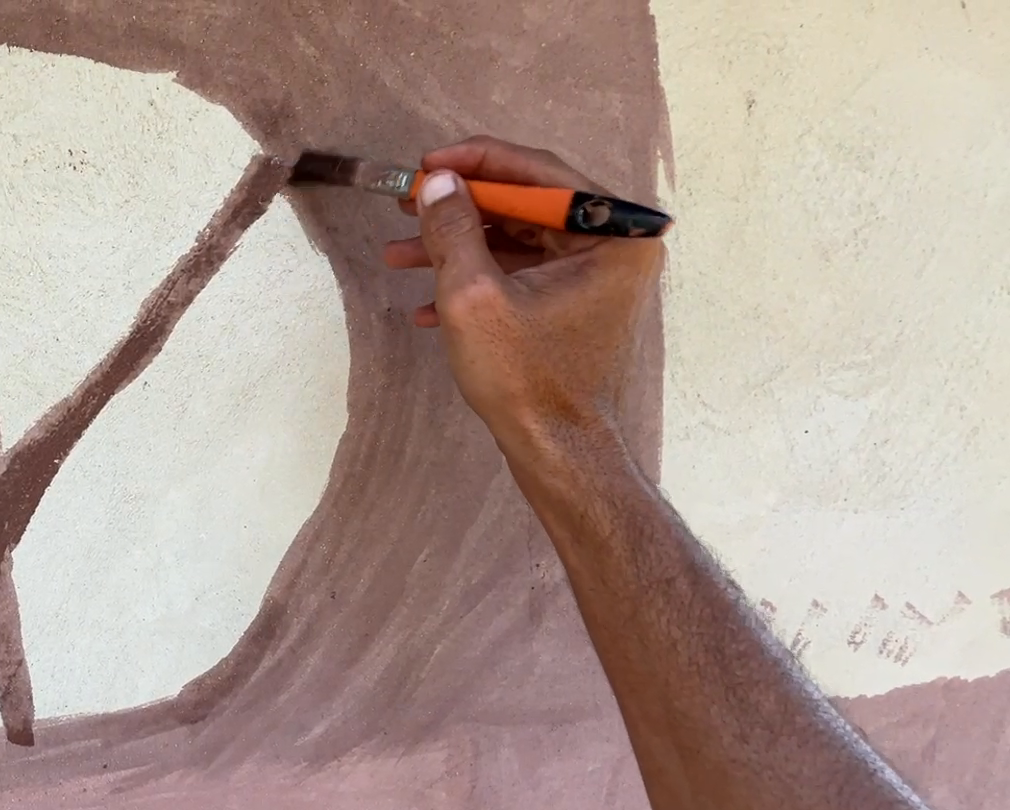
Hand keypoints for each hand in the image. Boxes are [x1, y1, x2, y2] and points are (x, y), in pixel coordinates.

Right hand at [381, 136, 663, 467]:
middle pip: (522, 209)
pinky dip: (471, 285)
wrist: (553, 446)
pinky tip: (425, 306)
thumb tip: (435, 182)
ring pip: (512, 245)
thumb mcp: (474, 296)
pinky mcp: (568, 307)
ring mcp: (591, 279)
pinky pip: (516, 279)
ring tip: (397, 257)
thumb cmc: (523, 376)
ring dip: (453, 251)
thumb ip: (454, 232)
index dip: (475, 164)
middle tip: (406, 206)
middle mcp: (612, 246)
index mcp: (612, 231)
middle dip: (457, 211)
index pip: (538, 175)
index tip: (426, 164)